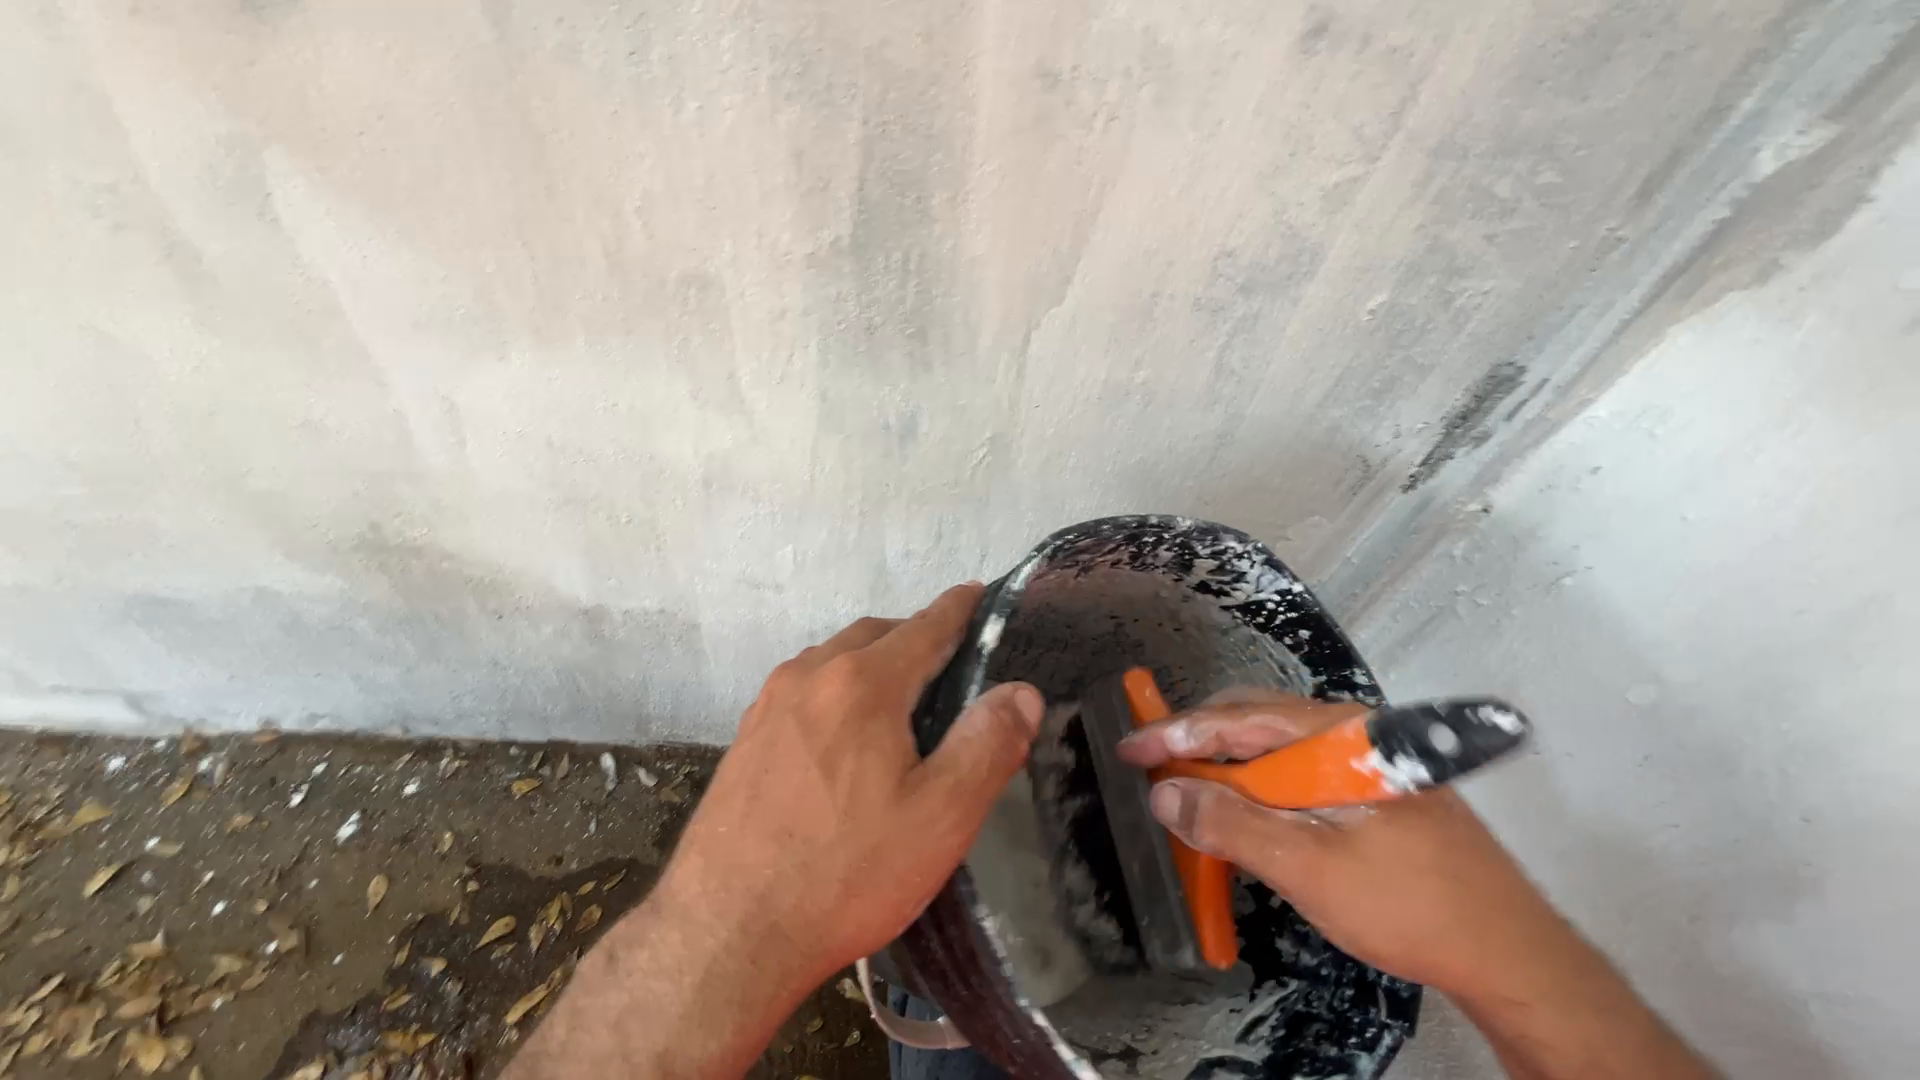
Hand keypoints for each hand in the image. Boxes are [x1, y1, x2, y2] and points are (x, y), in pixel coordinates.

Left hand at [655, 581, 1044, 989]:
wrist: (726, 934)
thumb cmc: (846, 873)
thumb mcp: (940, 817)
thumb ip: (987, 745)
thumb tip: (1020, 691)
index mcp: (862, 683)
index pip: (924, 626)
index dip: (959, 608)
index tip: (979, 593)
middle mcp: (809, 676)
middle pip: (875, 635)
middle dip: (915, 636)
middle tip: (951, 665)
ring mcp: (768, 706)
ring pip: (832, 659)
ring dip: (871, 662)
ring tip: (901, 700)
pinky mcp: (745, 739)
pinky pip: (802, 691)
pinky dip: (835, 690)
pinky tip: (843, 736)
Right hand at [1116, 690, 1565, 996]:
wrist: (1514, 958)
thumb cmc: (1409, 905)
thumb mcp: (1308, 867)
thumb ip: (1231, 824)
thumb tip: (1165, 795)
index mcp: (1338, 734)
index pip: (1237, 720)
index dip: (1175, 734)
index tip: (1129, 749)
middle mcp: (1353, 733)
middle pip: (1255, 723)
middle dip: (1197, 743)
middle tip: (1151, 768)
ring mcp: (1367, 761)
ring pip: (1276, 751)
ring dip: (1227, 770)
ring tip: (1186, 792)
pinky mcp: (1375, 792)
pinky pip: (1299, 775)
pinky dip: (1259, 791)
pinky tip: (1244, 817)